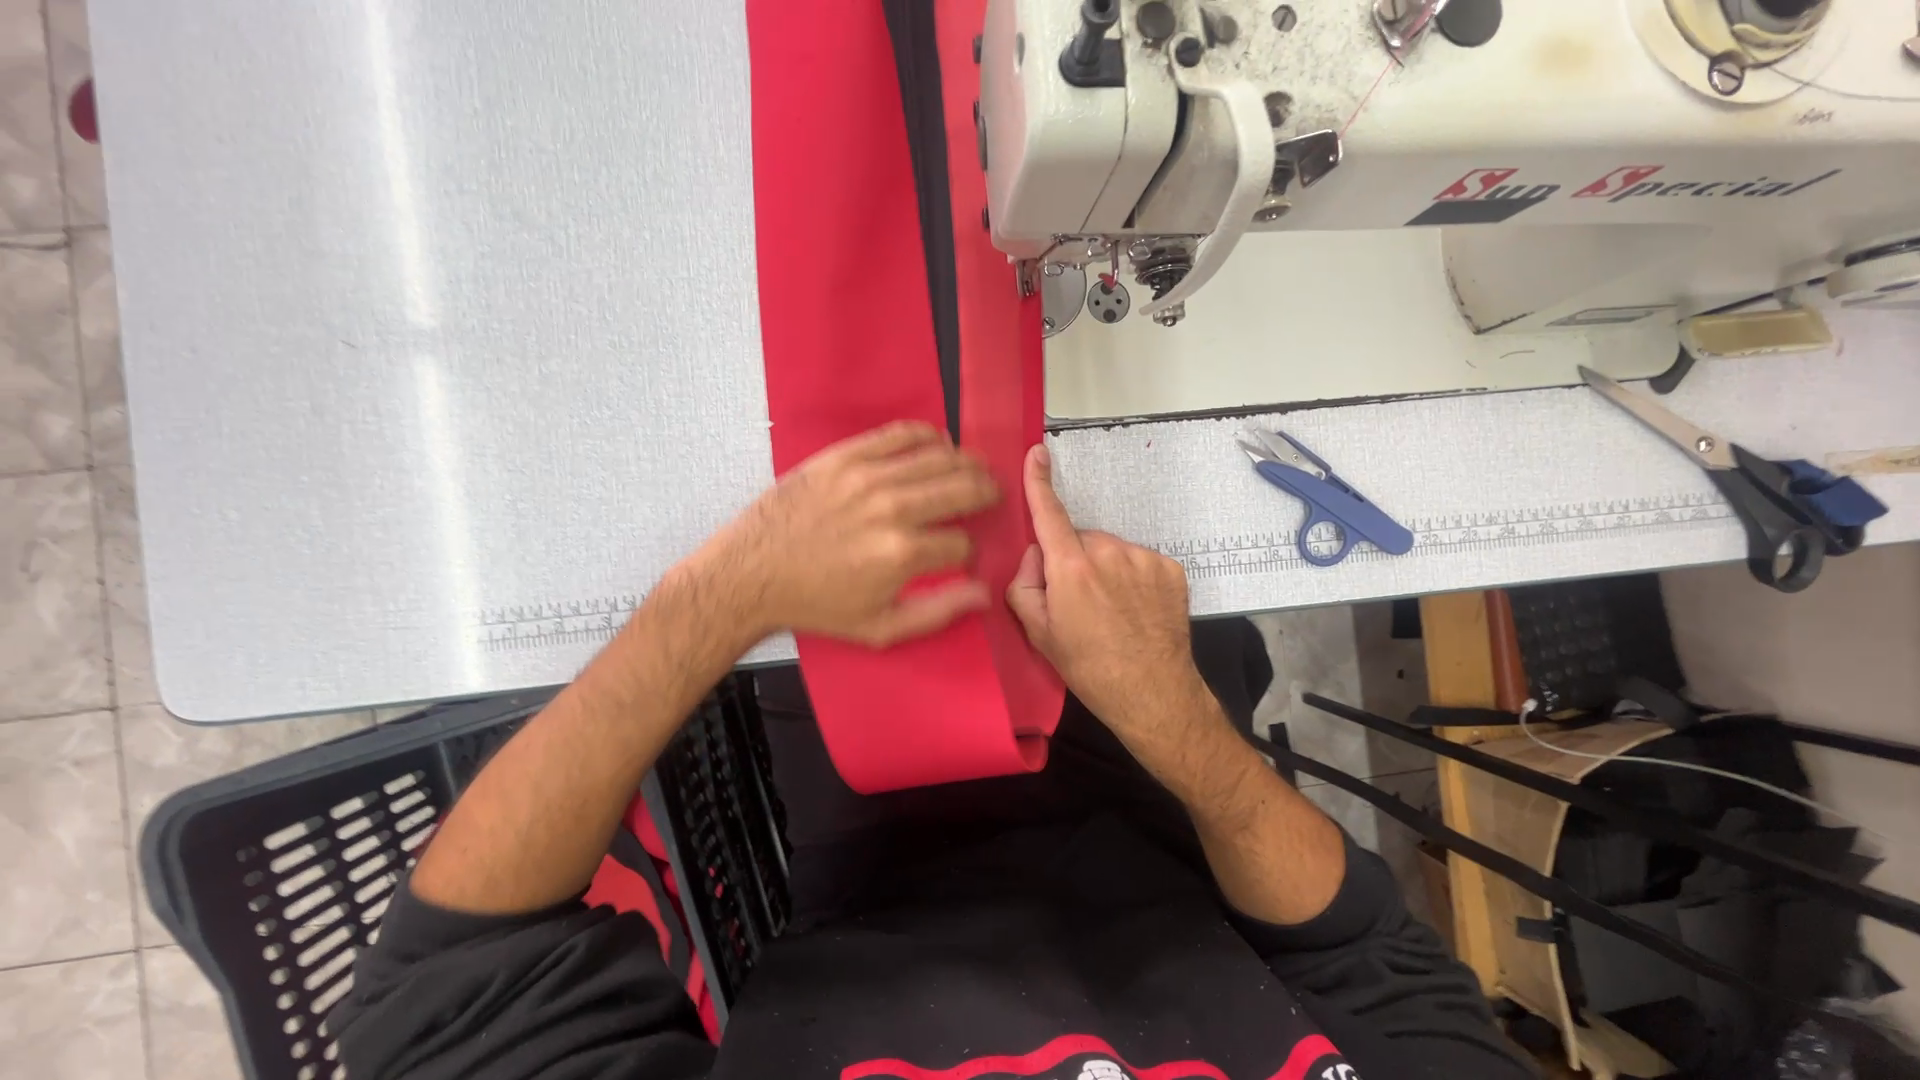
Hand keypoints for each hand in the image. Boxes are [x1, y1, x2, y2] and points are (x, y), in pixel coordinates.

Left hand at [697, 421, 999, 646]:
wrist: (752, 573)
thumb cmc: (815, 604)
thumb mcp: (879, 628)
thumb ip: (938, 612)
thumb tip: (983, 593)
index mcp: (903, 554)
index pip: (962, 543)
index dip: (969, 551)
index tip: (961, 553)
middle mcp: (892, 509)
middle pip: (964, 489)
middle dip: (987, 493)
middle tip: (992, 495)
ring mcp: (867, 476)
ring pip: (940, 457)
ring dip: (967, 463)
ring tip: (975, 470)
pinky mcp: (845, 456)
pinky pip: (900, 434)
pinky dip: (928, 435)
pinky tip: (939, 443)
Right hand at [1005, 443, 1212, 740]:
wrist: (1153, 693)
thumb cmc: (1088, 667)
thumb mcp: (1037, 633)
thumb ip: (1024, 585)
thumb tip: (1036, 557)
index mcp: (1071, 568)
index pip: (1049, 514)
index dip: (1039, 482)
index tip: (1037, 452)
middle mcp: (1108, 552)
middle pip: (1080, 541)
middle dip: (1075, 562)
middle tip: (1079, 606)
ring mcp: (1144, 558)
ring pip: (1111, 552)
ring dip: (1106, 571)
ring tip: (1112, 613)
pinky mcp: (1171, 569)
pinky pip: (1139, 562)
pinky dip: (1134, 579)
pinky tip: (1136, 610)